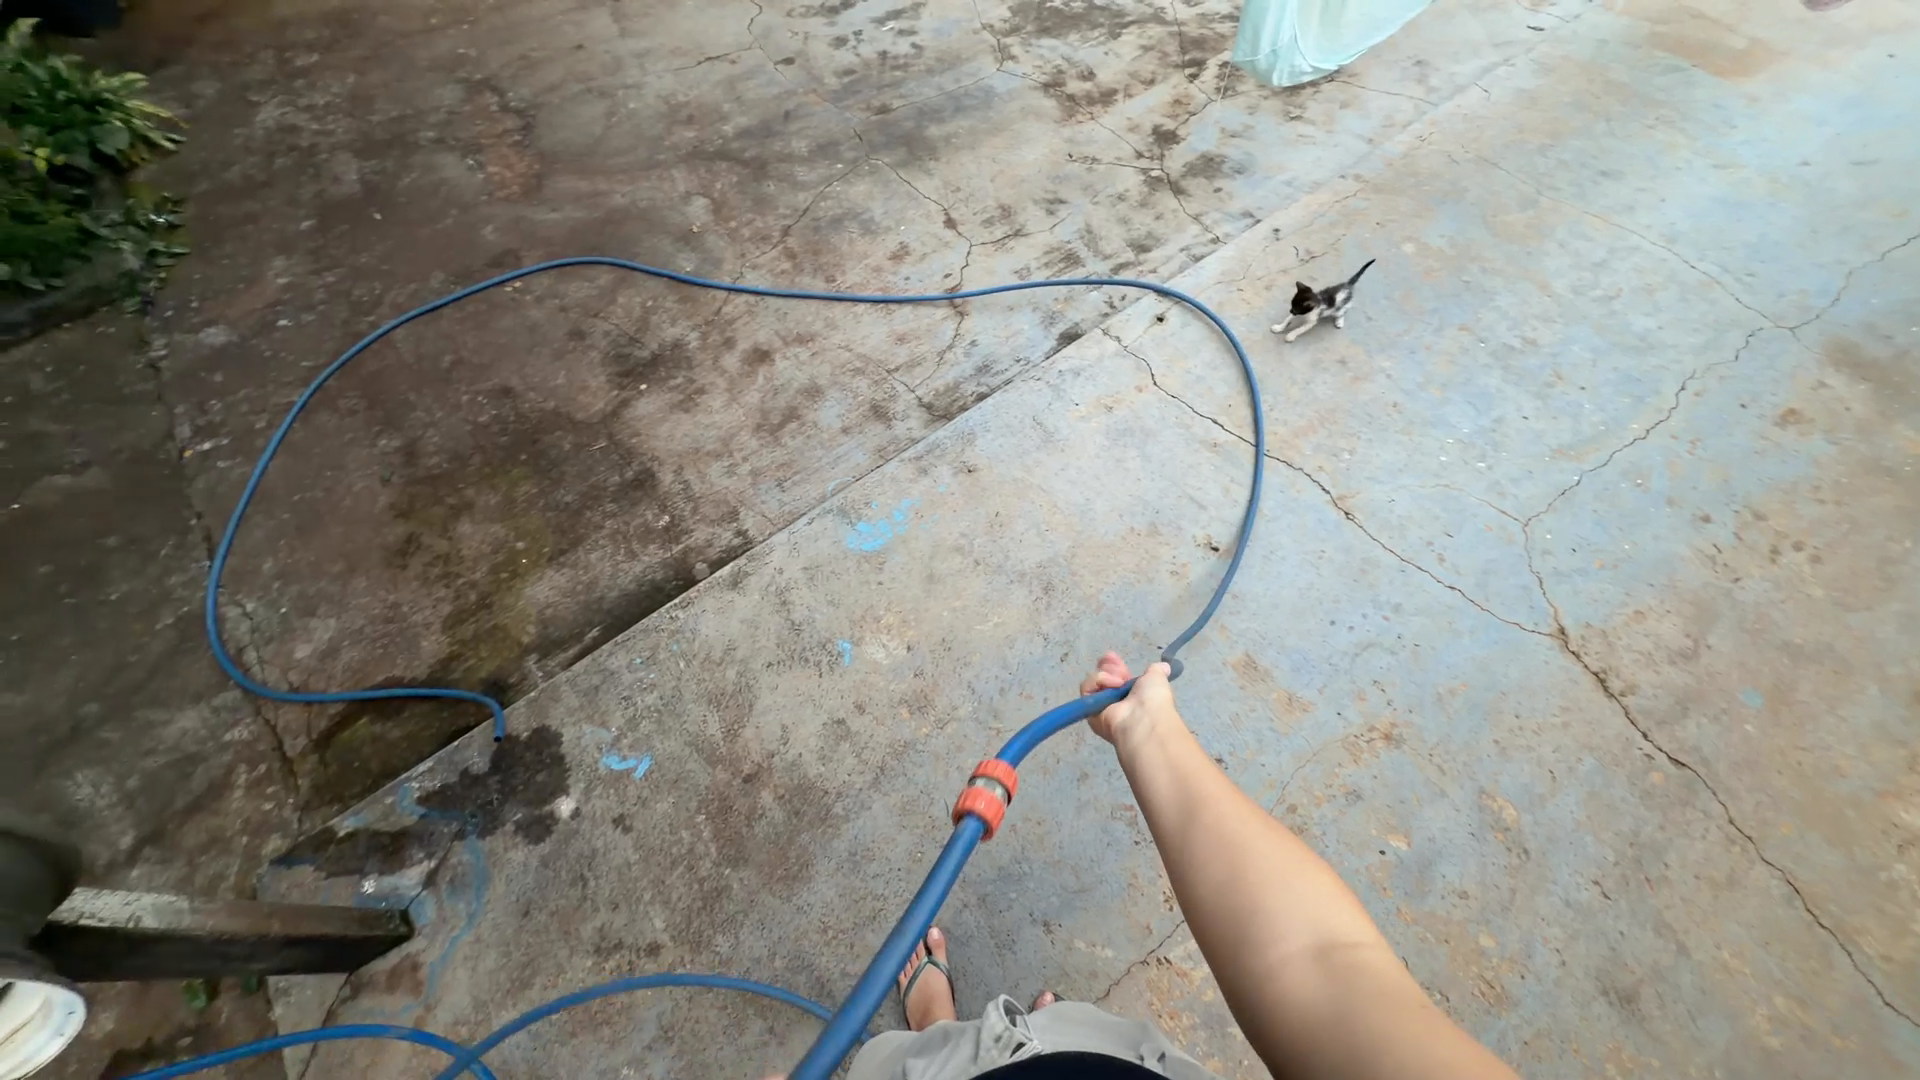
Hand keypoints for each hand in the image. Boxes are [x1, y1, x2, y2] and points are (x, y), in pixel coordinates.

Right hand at [1079, 652, 1178, 750]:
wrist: (1143, 718)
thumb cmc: (1153, 699)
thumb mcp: (1157, 678)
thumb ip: (1156, 671)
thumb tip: (1164, 666)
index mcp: (1130, 696)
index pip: (1115, 677)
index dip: (1115, 666)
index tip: (1116, 658)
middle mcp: (1114, 701)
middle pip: (1102, 677)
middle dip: (1108, 666)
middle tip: (1115, 663)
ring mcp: (1100, 705)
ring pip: (1094, 680)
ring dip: (1107, 674)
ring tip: (1119, 680)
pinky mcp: (1089, 709)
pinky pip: (1086, 687)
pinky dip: (1099, 681)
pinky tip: (1113, 684)